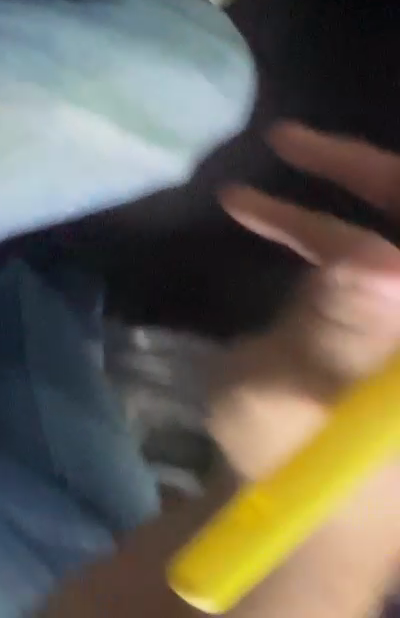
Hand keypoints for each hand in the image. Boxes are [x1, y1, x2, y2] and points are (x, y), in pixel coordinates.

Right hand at [213, 123, 399, 525]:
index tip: (311, 150)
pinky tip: (261, 213)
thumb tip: (377, 262)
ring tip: (278, 155)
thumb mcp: (292, 397)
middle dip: (375, 174)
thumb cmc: (293, 458)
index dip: (390, 184)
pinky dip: (330, 227)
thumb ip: (336, 329)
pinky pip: (384, 257)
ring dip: (357, 188)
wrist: (307, 508)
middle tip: (291, 140)